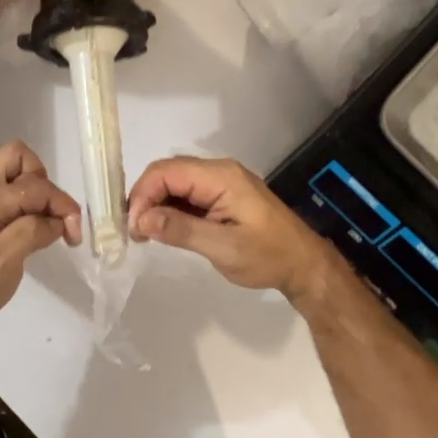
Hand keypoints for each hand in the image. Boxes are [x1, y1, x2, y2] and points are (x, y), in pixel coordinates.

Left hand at [0, 141, 81, 334]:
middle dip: (44, 182)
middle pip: (18, 155)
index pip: (34, 185)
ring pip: (16, 169)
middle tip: (52, 216)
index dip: (61, 205)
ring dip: (38, 190)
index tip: (74, 234)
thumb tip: (58, 220)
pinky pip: (12, 188)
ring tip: (47, 223)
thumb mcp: (3, 264)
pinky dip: (30, 200)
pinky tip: (36, 228)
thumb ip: (31, 233)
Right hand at [127, 156, 336, 298]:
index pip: (166, 172)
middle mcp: (218, 172)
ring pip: (175, 184)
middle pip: (167, 173)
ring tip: (144, 234)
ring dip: (155, 205)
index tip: (133, 227)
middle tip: (135, 232)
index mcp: (221, 177)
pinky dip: (170, 210)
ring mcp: (221, 183)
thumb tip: (141, 219)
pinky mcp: (221, 197)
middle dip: (145, 199)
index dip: (143, 195)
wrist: (304, 265)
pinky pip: (187, 195)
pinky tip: (163, 230)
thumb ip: (181, 230)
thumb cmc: (268, 256)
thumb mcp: (223, 247)